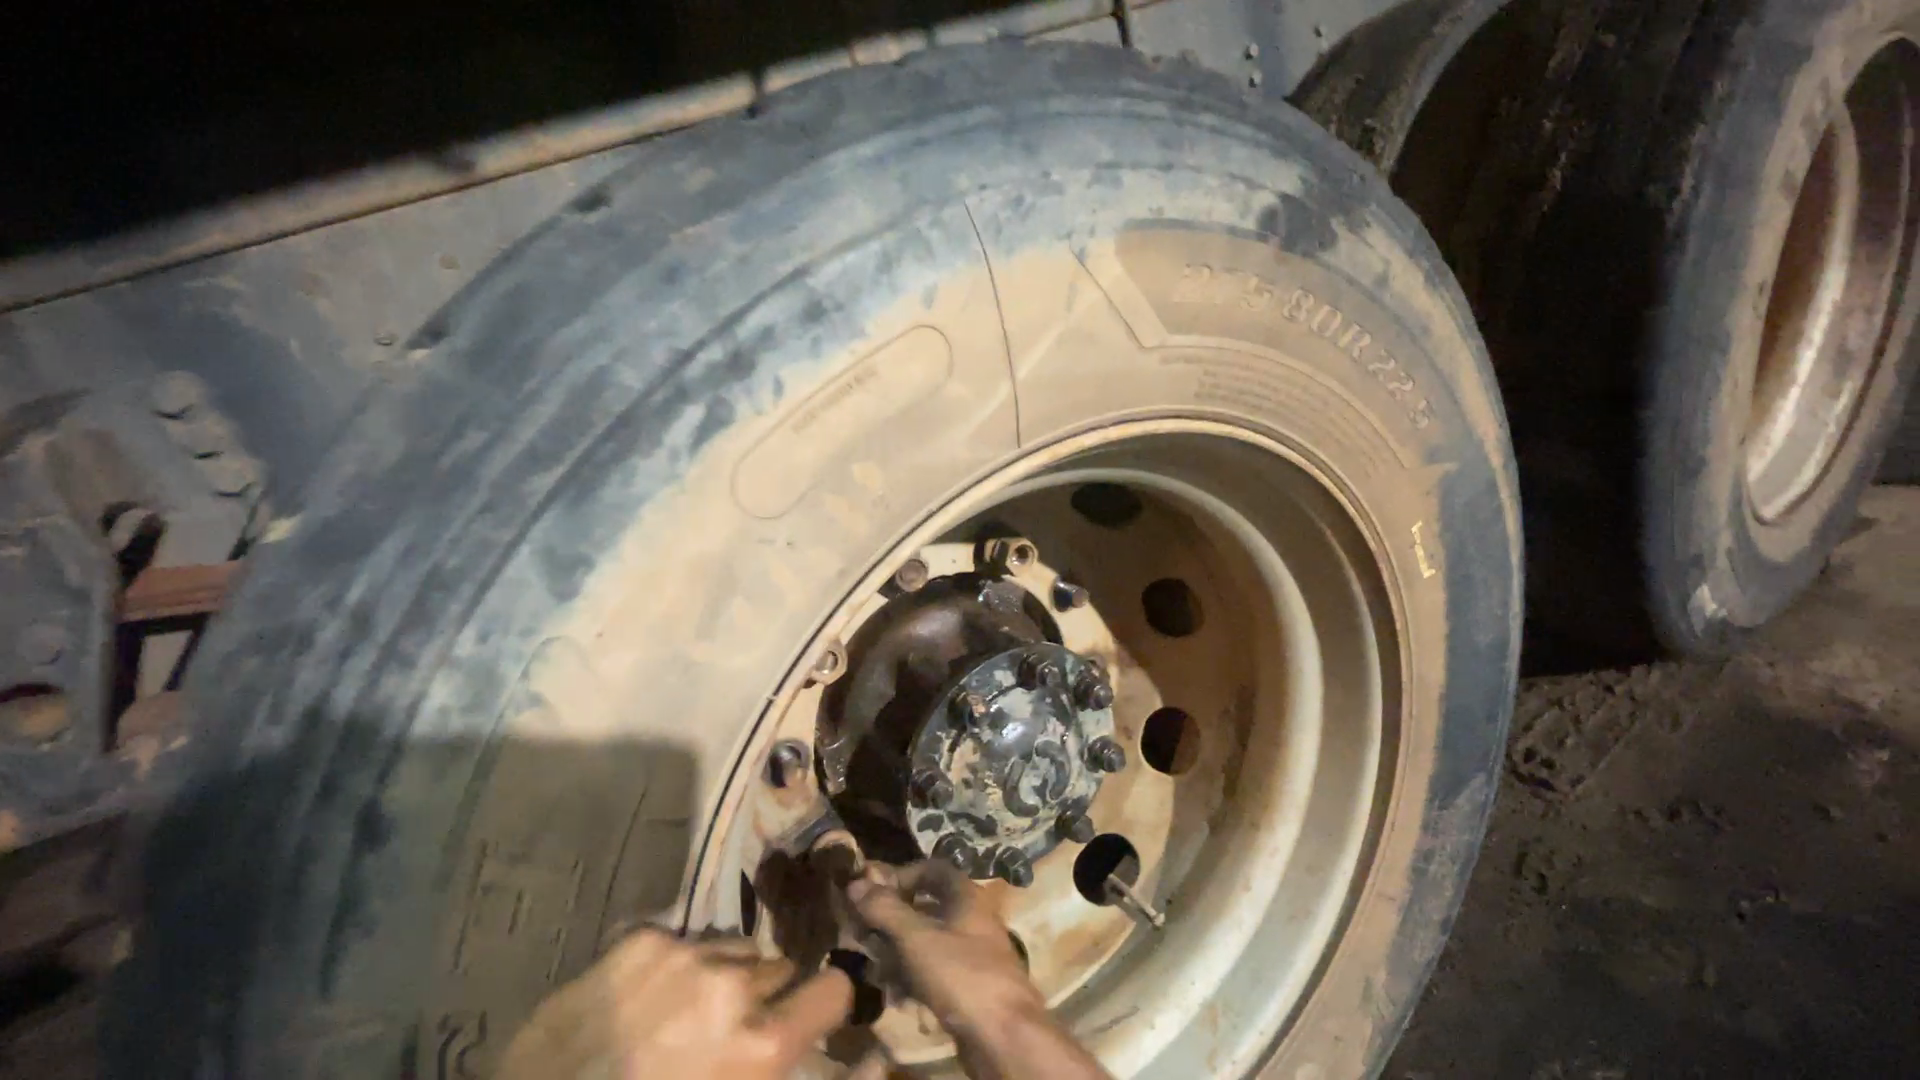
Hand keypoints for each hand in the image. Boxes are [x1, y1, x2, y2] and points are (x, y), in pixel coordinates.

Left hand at [497, 930, 851, 1079]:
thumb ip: (765, 1073)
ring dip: (721, 975)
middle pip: (779, 968)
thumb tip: (784, 1050)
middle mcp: (734, 987)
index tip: (808, 1015)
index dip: (824, 1003)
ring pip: (733, 949)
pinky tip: (643, 999)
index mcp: (761, 1046)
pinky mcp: (641, 939)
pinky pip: (684, 941)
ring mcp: (685, 955)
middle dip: (763, 995)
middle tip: (727, 1030)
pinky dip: (674, 965)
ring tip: (681, 1013)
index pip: (834, 990)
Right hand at [847, 863, 1109, 1079]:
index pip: (932, 868)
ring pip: (928, 941)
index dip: (901, 875)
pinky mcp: (969, 985)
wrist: (1004, 1036)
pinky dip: (914, 977)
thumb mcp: (917, 938)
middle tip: (865, 933)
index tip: (872, 893)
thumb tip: (855, 882)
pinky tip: (897, 994)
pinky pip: (935, 970)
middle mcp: (972, 918)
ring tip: (876, 968)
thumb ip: (885, 909)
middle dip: (893, 919)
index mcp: (966, 896)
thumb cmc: (961, 974)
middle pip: (927, 906)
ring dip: (899, 952)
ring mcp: (973, 953)